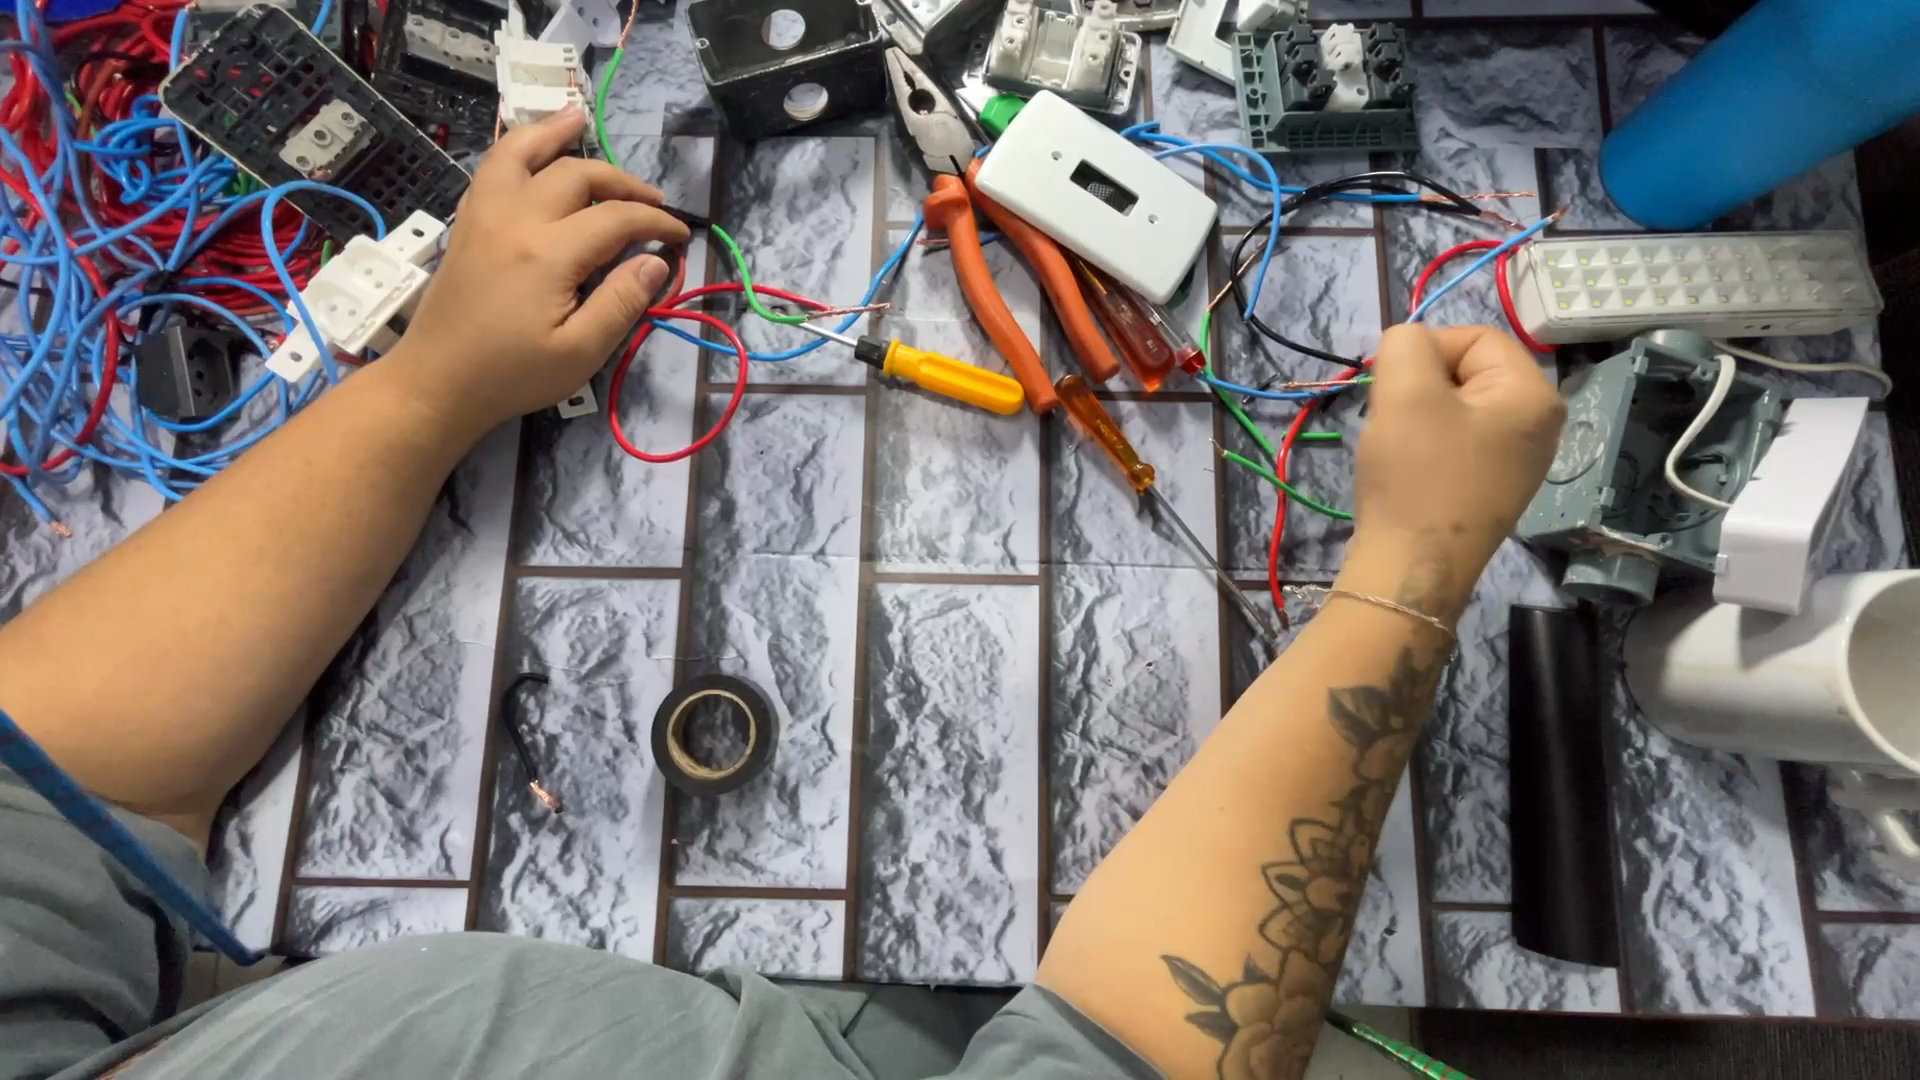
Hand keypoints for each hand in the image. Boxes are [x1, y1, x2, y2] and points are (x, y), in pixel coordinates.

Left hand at [380, 107, 689, 432]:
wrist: (440, 380)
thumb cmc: (515, 373)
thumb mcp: (582, 351)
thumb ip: (622, 303)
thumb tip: (656, 263)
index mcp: (548, 254)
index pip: (616, 219)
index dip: (656, 224)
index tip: (681, 238)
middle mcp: (515, 219)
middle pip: (577, 177)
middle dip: (623, 183)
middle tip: (655, 203)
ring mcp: (485, 215)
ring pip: (523, 153)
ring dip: (556, 134)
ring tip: (579, 118)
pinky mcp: (469, 222)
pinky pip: (492, 168)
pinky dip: (516, 147)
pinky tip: (530, 145)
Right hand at [1342, 324, 1563, 616]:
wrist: (1411, 567)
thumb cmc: (1413, 476)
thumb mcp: (1403, 394)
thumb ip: (1405, 345)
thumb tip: (1408, 344)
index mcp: (1533, 395)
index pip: (1476, 338)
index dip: (1423, 351)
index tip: (1385, 386)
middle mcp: (1540, 426)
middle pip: (1467, 374)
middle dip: (1418, 388)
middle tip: (1389, 421)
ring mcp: (1518, 463)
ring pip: (1456, 411)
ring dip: (1415, 419)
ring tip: (1395, 449)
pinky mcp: (1491, 490)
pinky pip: (1456, 446)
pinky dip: (1424, 448)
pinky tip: (1407, 473)